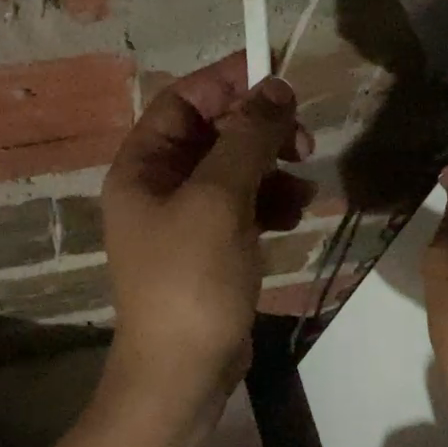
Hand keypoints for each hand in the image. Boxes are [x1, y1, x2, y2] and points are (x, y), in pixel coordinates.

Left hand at [99, 53, 313, 422]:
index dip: (229, 82)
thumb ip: (248, 139)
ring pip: (236, 173)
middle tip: (305, 140)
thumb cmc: (191, 281)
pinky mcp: (211, 252)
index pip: (184, 101)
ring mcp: (185, 222)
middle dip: (261, 133)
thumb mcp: (219, 201)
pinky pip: (244, 210)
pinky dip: (271, 205)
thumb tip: (276, 89)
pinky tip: (295, 214)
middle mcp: (158, 188)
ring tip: (305, 186)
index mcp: (142, 167)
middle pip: (214, 135)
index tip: (280, 75)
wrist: (183, 371)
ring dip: (273, 171)